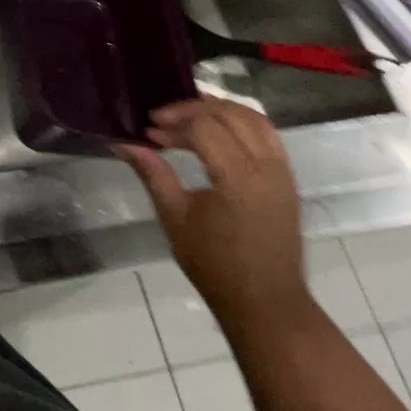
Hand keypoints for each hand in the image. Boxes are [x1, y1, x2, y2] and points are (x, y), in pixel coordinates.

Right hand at [115, 99, 308, 321]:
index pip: (204, 128)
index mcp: (238, 179)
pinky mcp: (288, 180)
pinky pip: (268, 135)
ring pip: (254, 118)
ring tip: (188, 116)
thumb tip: (122, 143)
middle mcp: (266, 168)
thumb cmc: (215, 264)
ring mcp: (283, 173)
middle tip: (163, 119)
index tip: (148, 132)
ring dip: (219, 109)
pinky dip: (241, 122)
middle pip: (230, 115)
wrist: (265, 301)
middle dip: (192, 109)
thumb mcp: (175, 217)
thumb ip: (152, 173)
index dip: (173, 123)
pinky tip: (217, 131)